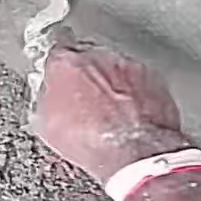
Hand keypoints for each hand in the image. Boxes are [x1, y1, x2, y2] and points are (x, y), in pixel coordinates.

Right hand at [30, 45, 188, 181]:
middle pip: (88, 54)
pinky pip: (138, 78)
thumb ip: (45, 96)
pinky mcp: (155, 78)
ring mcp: (129, 65)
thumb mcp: (45, 123)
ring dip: (110, 80)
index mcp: (65, 63)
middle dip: (85, 70)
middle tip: (81, 94)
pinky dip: (133, 90)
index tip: (57, 69)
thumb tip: (47, 92)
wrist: (133, 153)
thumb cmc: (88, 139)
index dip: (57, 61)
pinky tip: (127, 112)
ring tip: (107, 108)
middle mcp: (98, 56)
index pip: (56, 46)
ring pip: (114, 65)